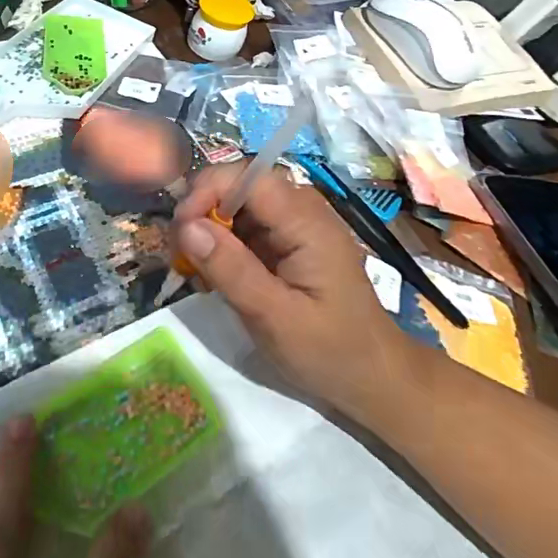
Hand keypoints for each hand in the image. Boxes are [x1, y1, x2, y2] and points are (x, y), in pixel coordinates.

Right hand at [171, 163, 411, 416]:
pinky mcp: (289, 242)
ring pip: (239, 204)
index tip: (182, 229)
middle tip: (181, 253)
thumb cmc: (329, 351)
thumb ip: (231, 269)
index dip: (208, 190)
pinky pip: (247, 226)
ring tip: (194, 268)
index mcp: (307, 223)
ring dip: (209, 228)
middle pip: (241, 185)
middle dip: (203, 210)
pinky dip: (223, 243)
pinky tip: (213, 275)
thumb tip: (186, 226)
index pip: (249, 177)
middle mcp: (303, 212)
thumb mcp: (274, 317)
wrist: (375, 379)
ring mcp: (297, 226)